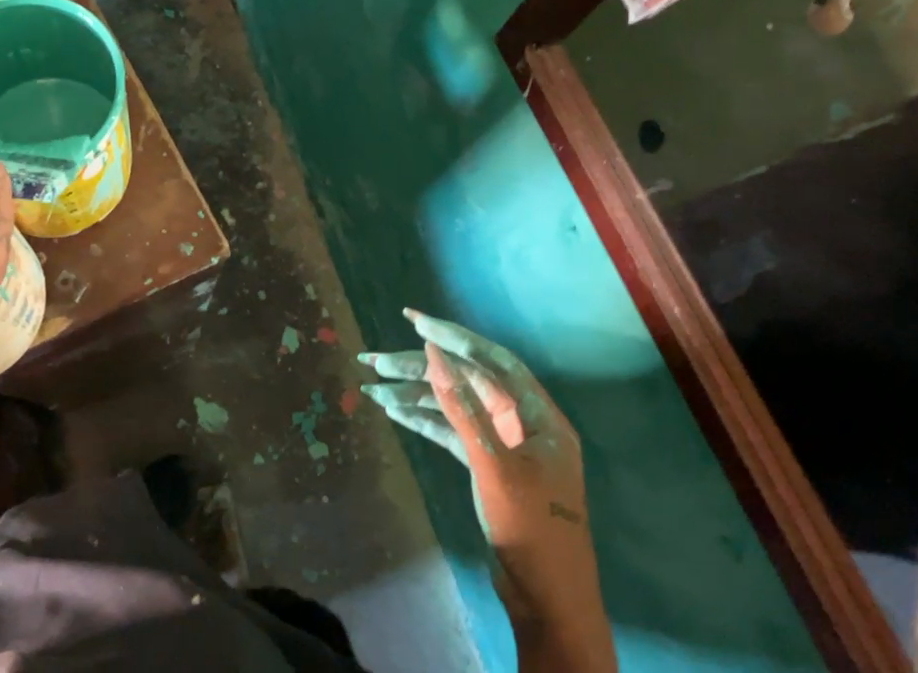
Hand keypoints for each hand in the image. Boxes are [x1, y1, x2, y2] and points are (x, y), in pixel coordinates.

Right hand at [359, 310, 610, 668]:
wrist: (546, 597)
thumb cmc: (528, 528)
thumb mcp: (492, 464)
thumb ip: (462, 405)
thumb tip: (434, 353)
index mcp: (538, 417)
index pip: (491, 361)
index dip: (451, 336)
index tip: (411, 319)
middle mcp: (522, 424)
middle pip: (467, 381)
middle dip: (419, 368)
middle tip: (371, 359)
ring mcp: (505, 446)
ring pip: (455, 407)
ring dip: (415, 395)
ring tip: (371, 387)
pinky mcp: (488, 467)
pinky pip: (452, 432)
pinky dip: (423, 420)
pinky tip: (392, 411)